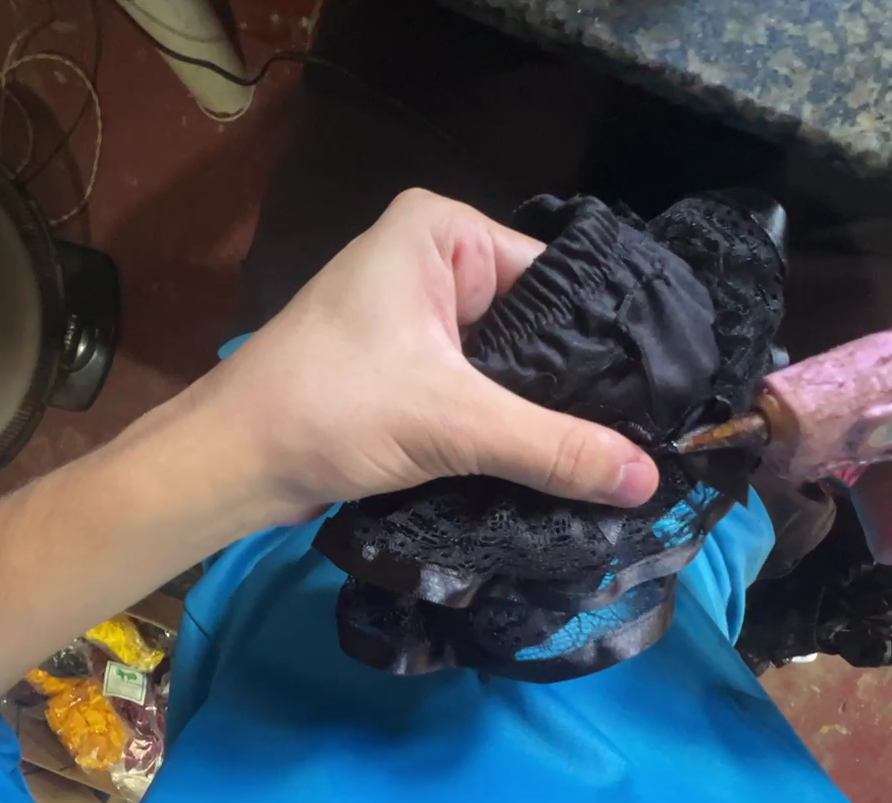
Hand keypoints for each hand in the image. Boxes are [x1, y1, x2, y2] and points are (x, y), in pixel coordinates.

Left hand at [163, 189, 658, 526]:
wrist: (233, 463)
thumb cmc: (330, 410)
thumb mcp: (452, 422)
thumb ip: (552, 447)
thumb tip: (647, 481)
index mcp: (443, 232)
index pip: (557, 281)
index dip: (605, 343)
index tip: (659, 400)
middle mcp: (430, 264)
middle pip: (531, 328)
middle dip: (571, 387)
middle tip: (641, 441)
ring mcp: (413, 318)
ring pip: (501, 367)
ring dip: (535, 414)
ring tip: (608, 458)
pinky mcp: (400, 368)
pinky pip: (470, 391)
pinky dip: (497, 426)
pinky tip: (546, 462)